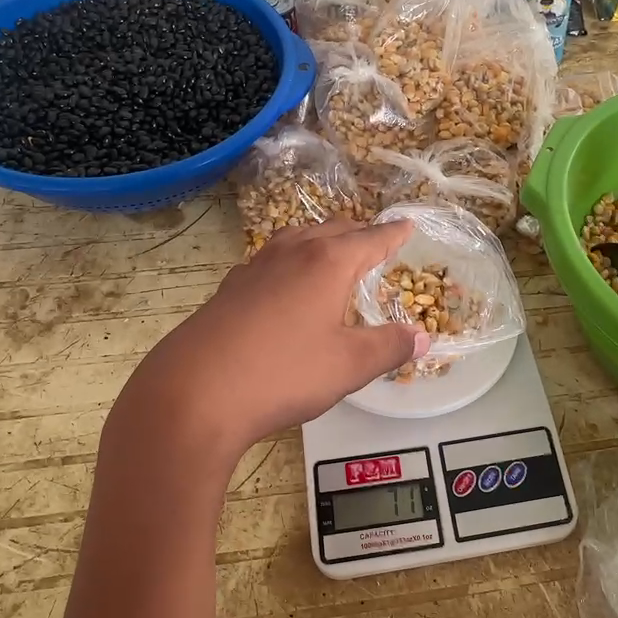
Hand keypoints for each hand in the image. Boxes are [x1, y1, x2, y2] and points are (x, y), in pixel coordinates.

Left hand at [111, 219, 426, 467]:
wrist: (194, 392)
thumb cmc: (282, 373)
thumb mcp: (349, 366)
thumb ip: (389, 347)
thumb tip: (422, 336)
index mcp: (328, 262)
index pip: (371, 239)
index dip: (393, 234)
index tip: (407, 225)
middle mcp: (292, 253)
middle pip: (333, 230)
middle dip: (359, 234)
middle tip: (375, 244)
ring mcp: (255, 268)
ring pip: (296, 239)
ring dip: (321, 242)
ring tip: (332, 256)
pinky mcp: (229, 289)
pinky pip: (270, 261)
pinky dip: (290, 262)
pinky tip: (284, 285)